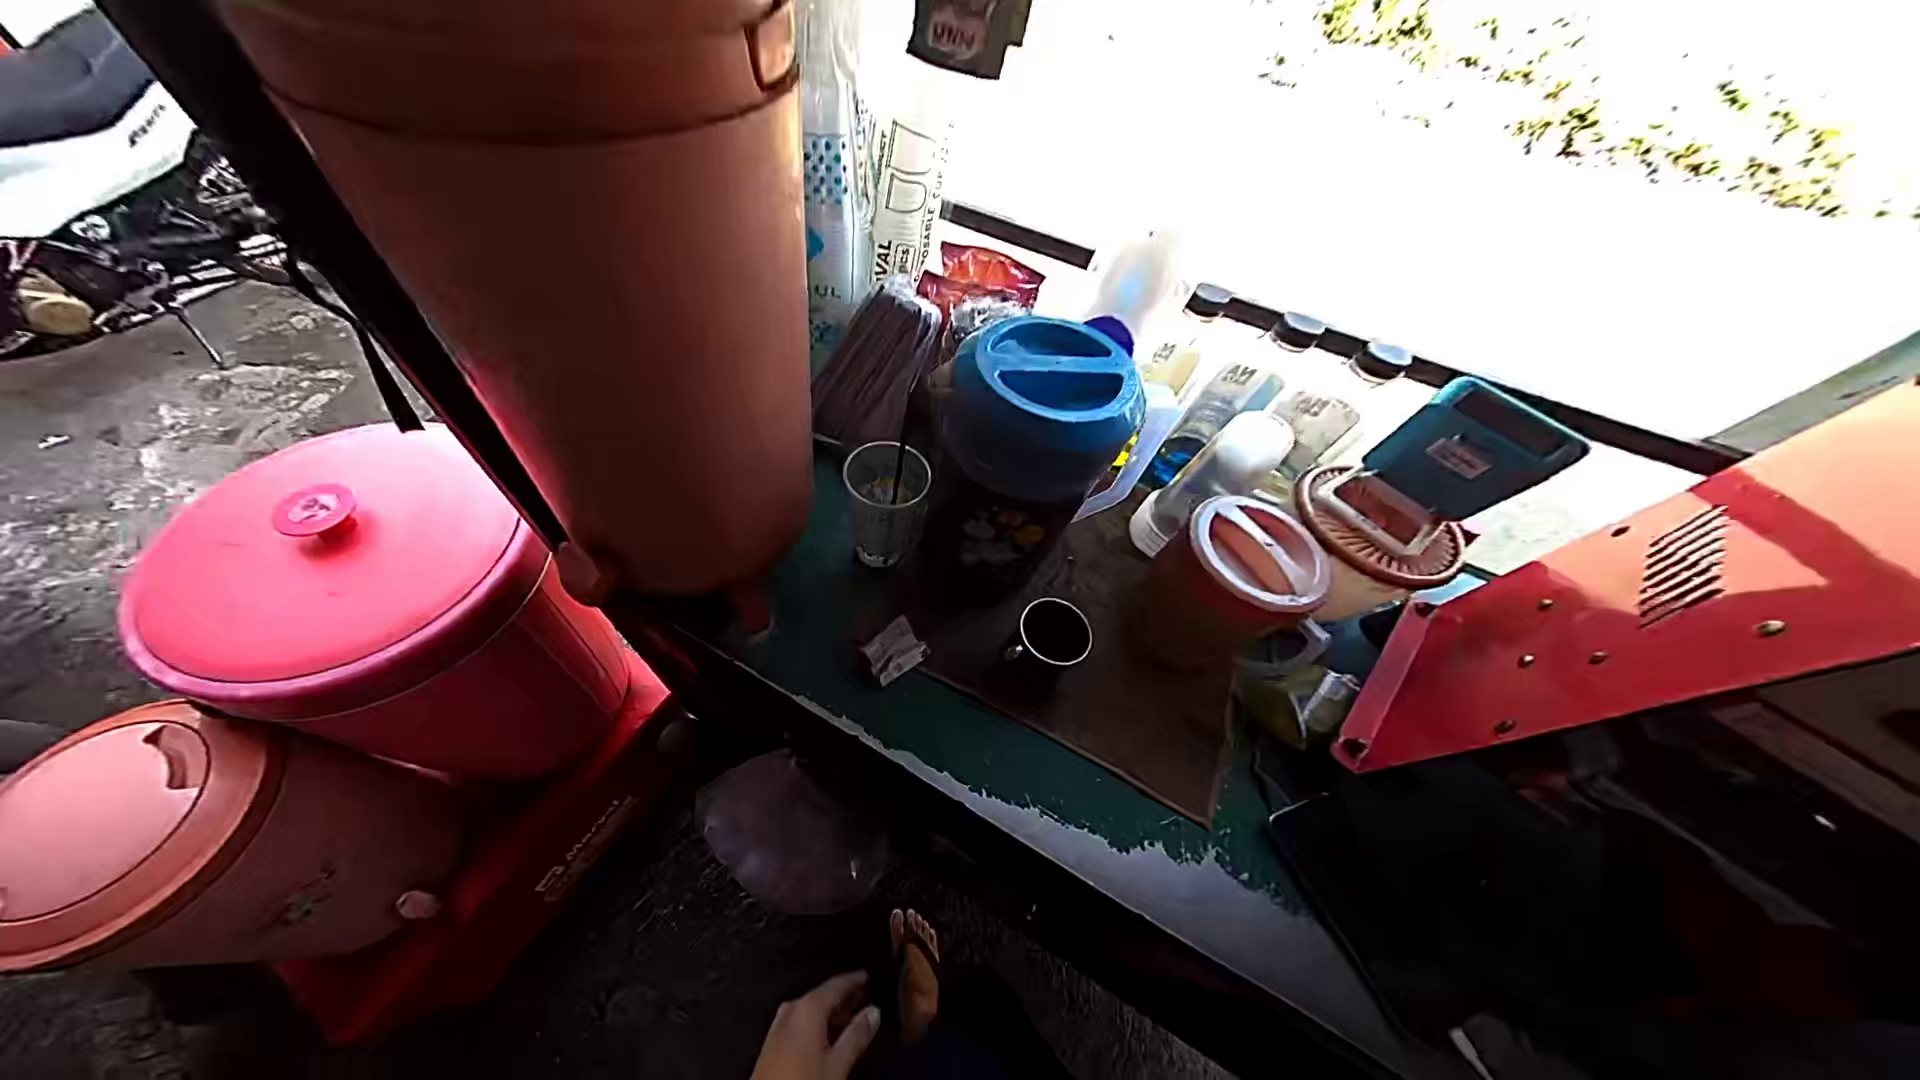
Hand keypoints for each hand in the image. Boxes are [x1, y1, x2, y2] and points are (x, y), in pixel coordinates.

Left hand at [750, 971, 880, 1079]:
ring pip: (809, 1012)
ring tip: (846, 1025)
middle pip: (822, 997)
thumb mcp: (838, 1064)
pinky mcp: (770, 1047)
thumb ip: (857, 1035)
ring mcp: (777, 1029)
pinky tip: (822, 1043)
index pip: (837, 984)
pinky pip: (797, 1026)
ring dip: (828, 1015)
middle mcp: (790, 1012)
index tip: (866, 978)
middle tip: (860, 1002)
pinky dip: (814, 1028)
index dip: (854, 981)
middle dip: (842, 1000)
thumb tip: (872, 1014)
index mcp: (807, 1008)